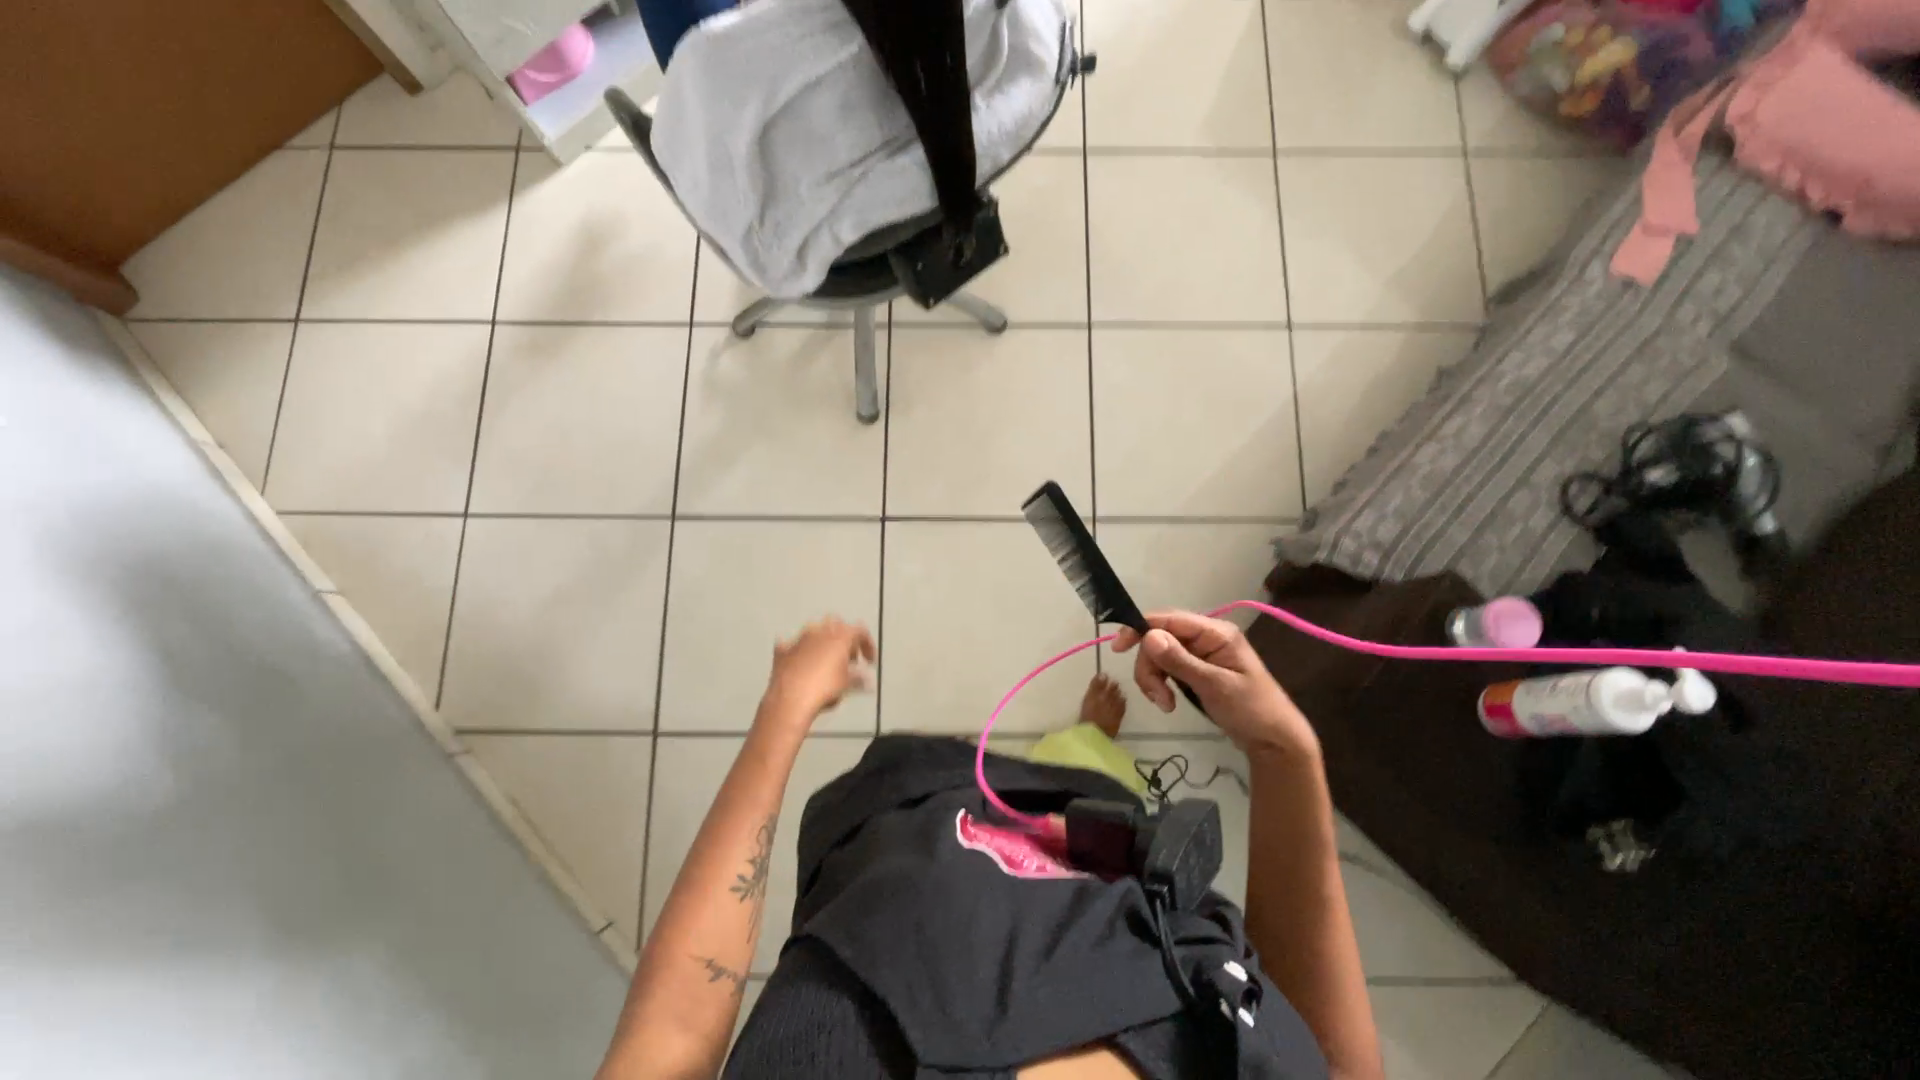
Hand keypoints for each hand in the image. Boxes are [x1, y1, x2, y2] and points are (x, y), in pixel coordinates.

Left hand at [759, 617, 876, 728]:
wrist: (790, 699)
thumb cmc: (823, 689)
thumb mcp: (847, 685)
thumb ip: (859, 678)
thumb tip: (866, 681)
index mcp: (840, 636)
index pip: (860, 631)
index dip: (868, 645)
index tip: (869, 660)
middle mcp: (820, 631)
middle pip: (837, 625)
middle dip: (844, 639)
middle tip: (848, 658)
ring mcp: (799, 638)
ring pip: (814, 632)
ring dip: (822, 642)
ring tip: (826, 661)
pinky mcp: (783, 650)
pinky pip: (793, 646)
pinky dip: (799, 652)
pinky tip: (801, 665)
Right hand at [1112, 611, 1318, 758]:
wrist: (1274, 740)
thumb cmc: (1251, 710)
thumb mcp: (1215, 686)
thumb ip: (1180, 660)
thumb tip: (1148, 636)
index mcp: (1215, 632)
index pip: (1168, 619)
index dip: (1140, 629)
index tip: (1119, 649)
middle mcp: (1206, 637)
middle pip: (1159, 639)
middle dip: (1150, 666)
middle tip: (1156, 697)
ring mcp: (1201, 654)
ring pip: (1159, 655)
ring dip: (1154, 679)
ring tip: (1165, 705)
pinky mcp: (1196, 670)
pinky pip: (1167, 668)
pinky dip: (1161, 684)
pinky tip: (1169, 702)